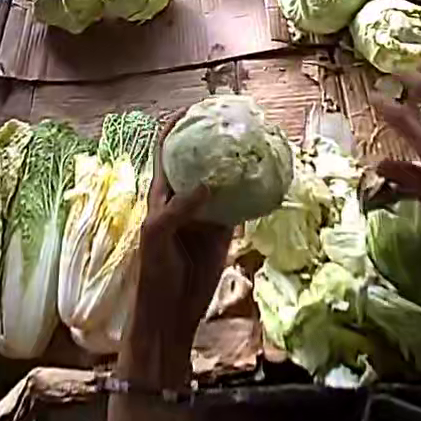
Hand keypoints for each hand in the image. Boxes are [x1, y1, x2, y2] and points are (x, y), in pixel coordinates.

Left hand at [117, 126, 231, 388]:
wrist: (171, 312)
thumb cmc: (154, 270)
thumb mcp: (158, 234)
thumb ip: (179, 208)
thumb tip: (209, 184)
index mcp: (162, 190)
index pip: (166, 147)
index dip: (175, 125)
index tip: (193, 107)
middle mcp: (184, 195)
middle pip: (197, 158)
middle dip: (210, 139)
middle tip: (232, 121)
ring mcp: (206, 211)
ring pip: (221, 179)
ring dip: (234, 164)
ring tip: (253, 144)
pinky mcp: (224, 231)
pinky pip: (239, 206)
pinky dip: (251, 194)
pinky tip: (266, 181)